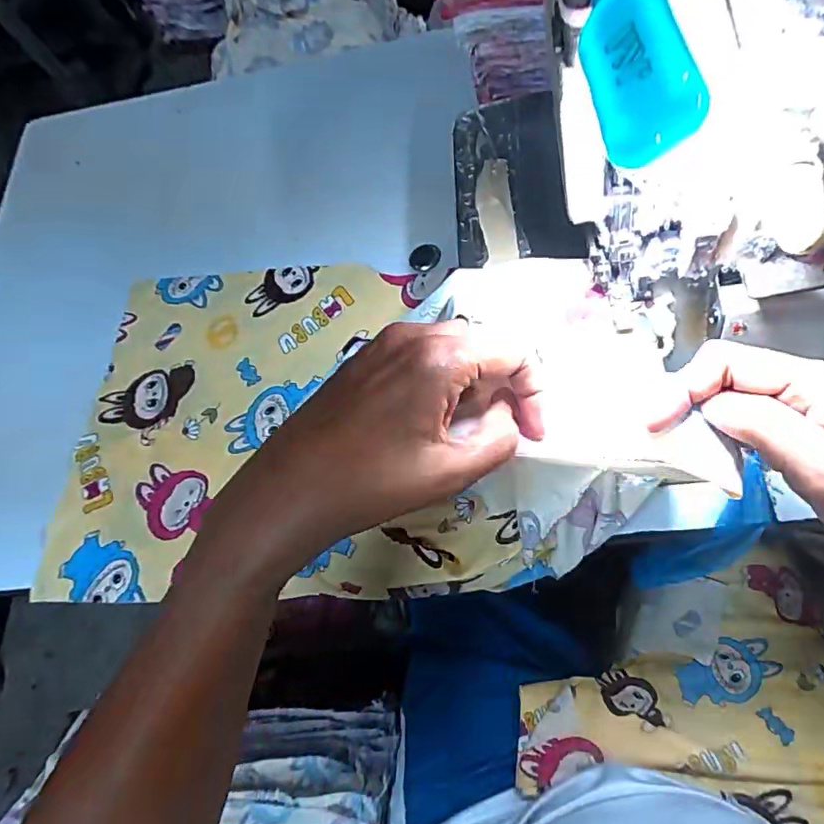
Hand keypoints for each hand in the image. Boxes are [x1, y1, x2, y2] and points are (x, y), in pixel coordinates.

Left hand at [205, 319, 543, 577]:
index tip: (532, 435)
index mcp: (439, 355)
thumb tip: (505, 417)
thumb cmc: (373, 483)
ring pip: (450, 351)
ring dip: (469, 385)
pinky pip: (419, 358)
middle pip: (481, 345)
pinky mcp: (364, 359)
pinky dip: (438, 382)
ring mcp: (383, 344)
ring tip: (460, 431)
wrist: (290, 489)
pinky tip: (424, 422)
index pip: (513, 352)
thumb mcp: (451, 470)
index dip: (533, 394)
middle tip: (495, 432)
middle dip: (501, 387)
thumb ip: (499, 438)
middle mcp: (413, 335)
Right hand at [651, 340, 823, 576]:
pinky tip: (713, 458)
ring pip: (736, 399)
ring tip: (678, 449)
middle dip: (686, 401)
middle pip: (729, 376)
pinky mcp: (807, 436)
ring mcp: (809, 410)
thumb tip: (705, 404)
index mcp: (817, 382)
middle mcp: (810, 386)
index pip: (730, 363)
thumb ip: (763, 425)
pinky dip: (723, 437)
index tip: (655, 426)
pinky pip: (752, 423)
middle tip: (658, 439)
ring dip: (701, 420)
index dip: (684, 388)